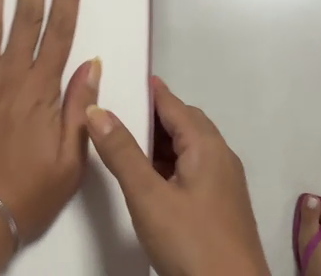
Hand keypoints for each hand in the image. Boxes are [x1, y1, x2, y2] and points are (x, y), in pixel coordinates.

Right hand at [85, 77, 270, 275]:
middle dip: (152, 116)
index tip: (121, 76)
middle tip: (117, 114)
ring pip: (188, 148)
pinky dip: (170, 165)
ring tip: (125, 147)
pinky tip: (150, 182)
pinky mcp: (222, 208)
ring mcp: (224, 183)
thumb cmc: (192, 242)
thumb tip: (96, 109)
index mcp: (206, 145)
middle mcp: (220, 156)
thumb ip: (121, 153)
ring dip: (160, 143)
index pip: (172, 104)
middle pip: (184, 123)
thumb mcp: (148, 198)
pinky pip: (193, 170)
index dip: (147, 90)